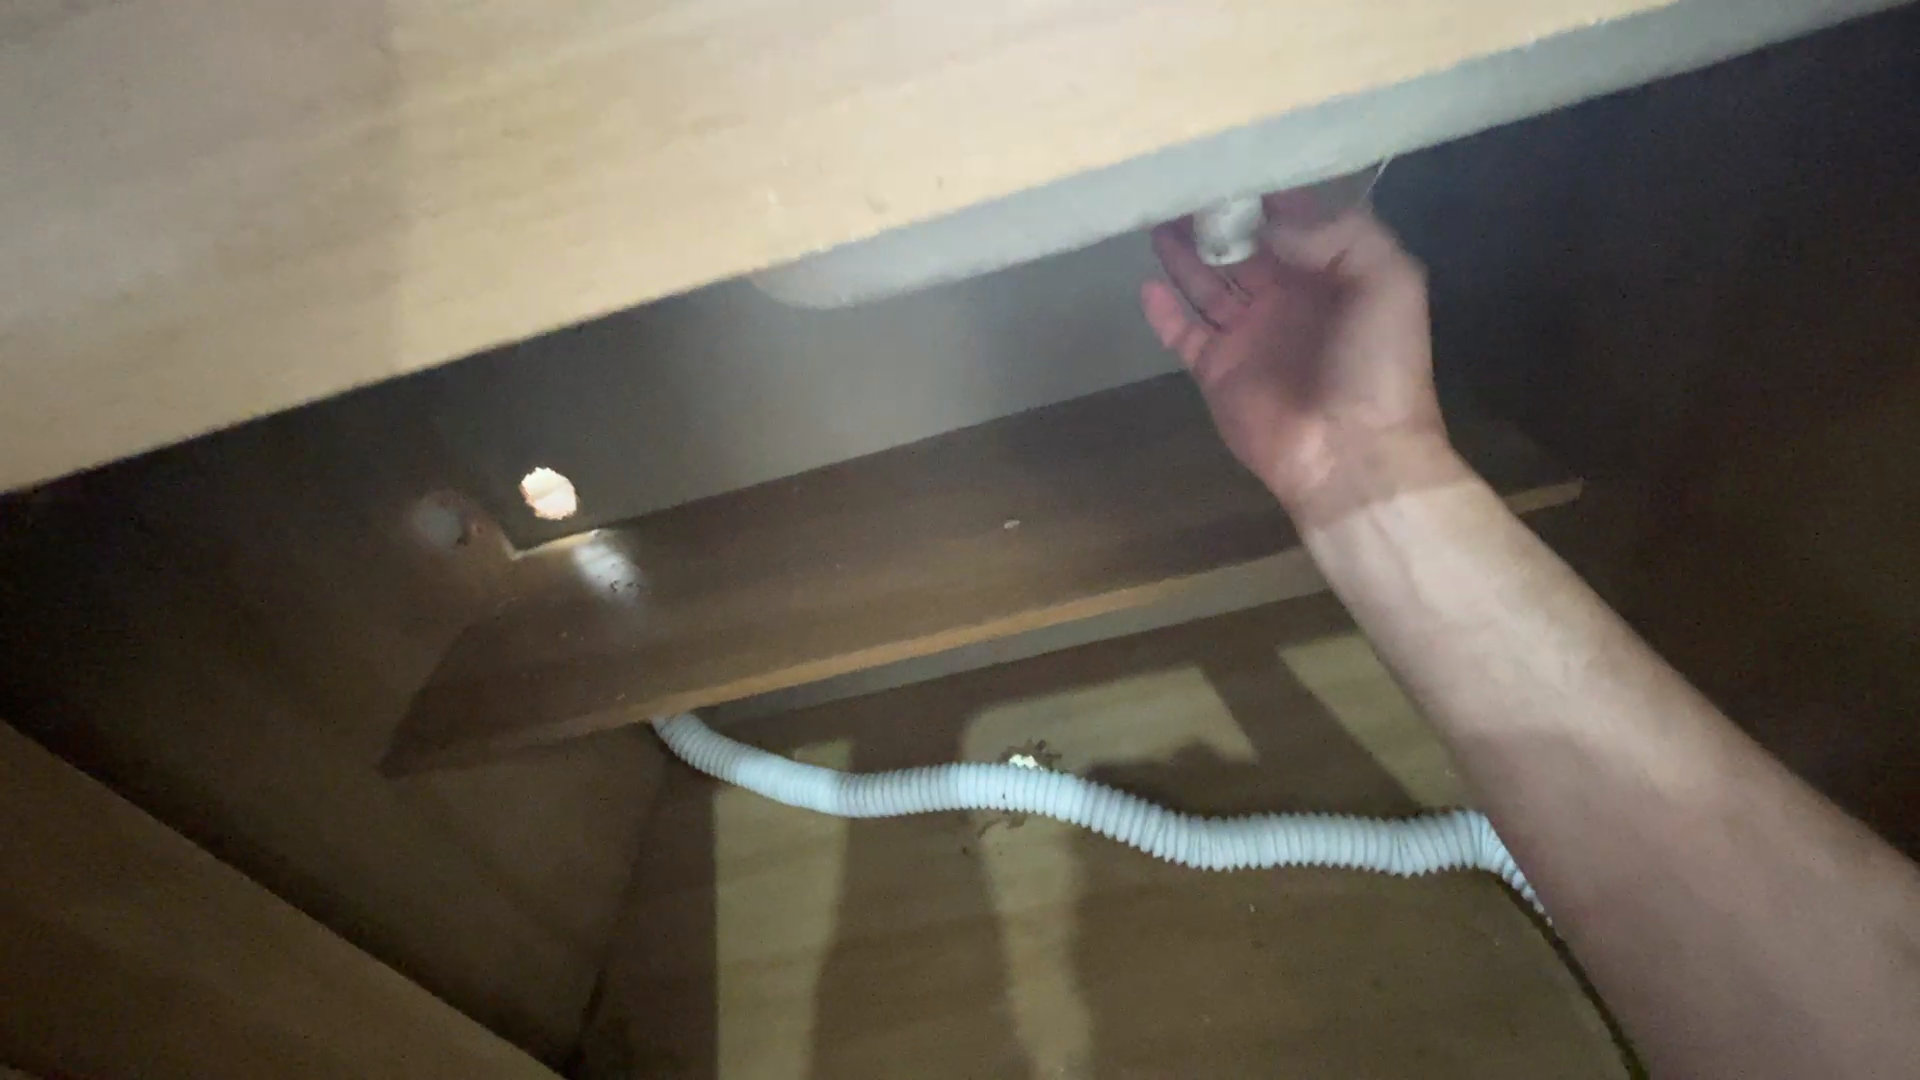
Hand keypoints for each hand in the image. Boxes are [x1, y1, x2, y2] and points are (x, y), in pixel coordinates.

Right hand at [1140, 203, 1449, 521]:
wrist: (1350, 452)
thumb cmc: (1378, 365)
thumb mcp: (1388, 281)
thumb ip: (1339, 235)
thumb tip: (1271, 223)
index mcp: (1331, 274)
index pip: (1292, 223)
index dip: (1264, 195)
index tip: (1232, 162)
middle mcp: (1285, 299)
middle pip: (1242, 251)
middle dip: (1215, 221)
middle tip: (1181, 187)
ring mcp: (1246, 336)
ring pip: (1208, 286)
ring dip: (1184, 257)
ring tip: (1157, 222)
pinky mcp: (1215, 371)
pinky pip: (1184, 335)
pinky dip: (1164, 312)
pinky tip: (1148, 284)